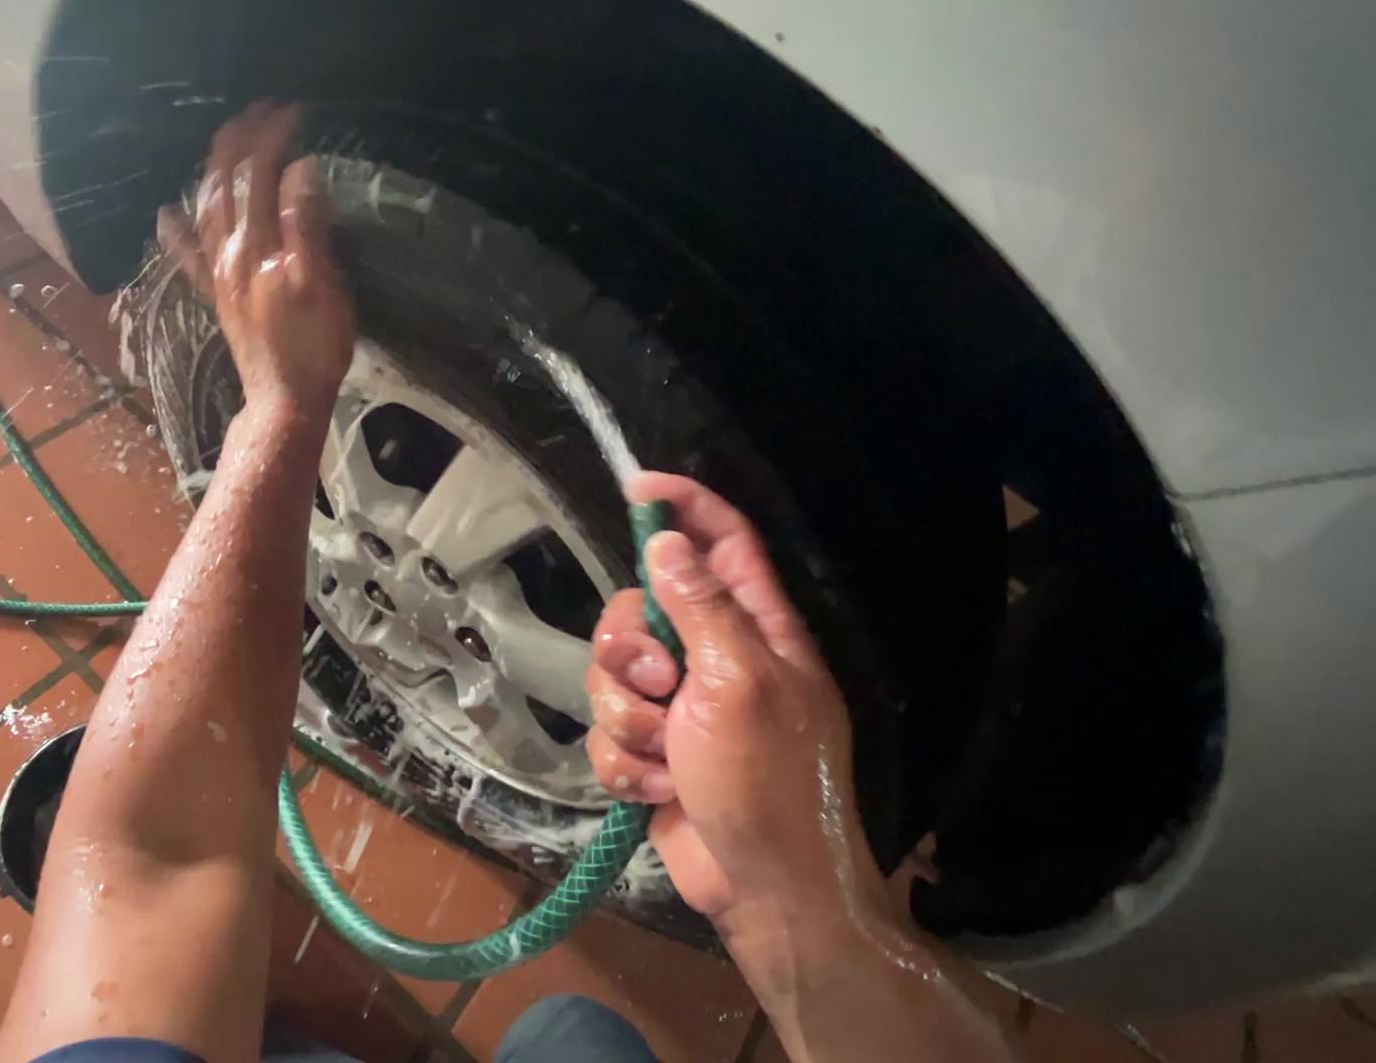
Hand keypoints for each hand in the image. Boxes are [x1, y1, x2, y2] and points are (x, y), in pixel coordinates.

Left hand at [158, 102, 354, 413]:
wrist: (284, 400)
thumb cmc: (313, 348)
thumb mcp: (322, 287)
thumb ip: (305, 228)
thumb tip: (299, 170)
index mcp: (258, 246)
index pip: (260, 174)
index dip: (274, 136)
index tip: (297, 111)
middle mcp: (229, 252)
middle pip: (225, 182)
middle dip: (240, 139)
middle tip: (262, 110)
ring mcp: (219, 274)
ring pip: (205, 208)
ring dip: (213, 167)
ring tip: (226, 141)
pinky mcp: (217, 297)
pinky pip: (189, 257)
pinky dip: (175, 232)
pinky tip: (165, 214)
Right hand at [584, 473, 895, 942]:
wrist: (759, 887)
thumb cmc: (768, 781)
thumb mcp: (740, 683)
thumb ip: (702, 607)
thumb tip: (667, 540)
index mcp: (754, 627)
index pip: (724, 540)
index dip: (685, 505)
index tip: (638, 488)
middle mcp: (711, 654)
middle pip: (638, 609)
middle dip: (629, 649)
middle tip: (659, 684)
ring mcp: (677, 703)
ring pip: (611, 674)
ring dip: (627, 719)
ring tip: (664, 755)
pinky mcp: (650, 746)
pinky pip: (607, 730)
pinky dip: (624, 762)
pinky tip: (657, 789)